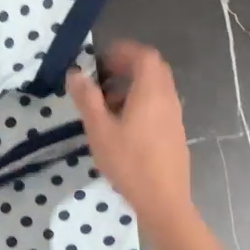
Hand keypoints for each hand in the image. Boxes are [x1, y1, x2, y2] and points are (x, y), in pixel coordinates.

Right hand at [68, 40, 194, 228]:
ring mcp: (174, 115)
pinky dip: (140, 102)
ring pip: (155, 88)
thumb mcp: (99, 130)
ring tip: (106, 105)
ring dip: (132, 86)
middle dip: (126, 67)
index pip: (143, 55)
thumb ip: (87, 99)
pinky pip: (158, 104)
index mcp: (151, 92)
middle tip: (101, 78)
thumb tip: (76, 73)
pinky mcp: (174, 132)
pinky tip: (122, 126)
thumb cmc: (129, 162)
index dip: (123, 51)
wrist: (163, 199)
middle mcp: (168, 97)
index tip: (100, 58)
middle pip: (152, 69)